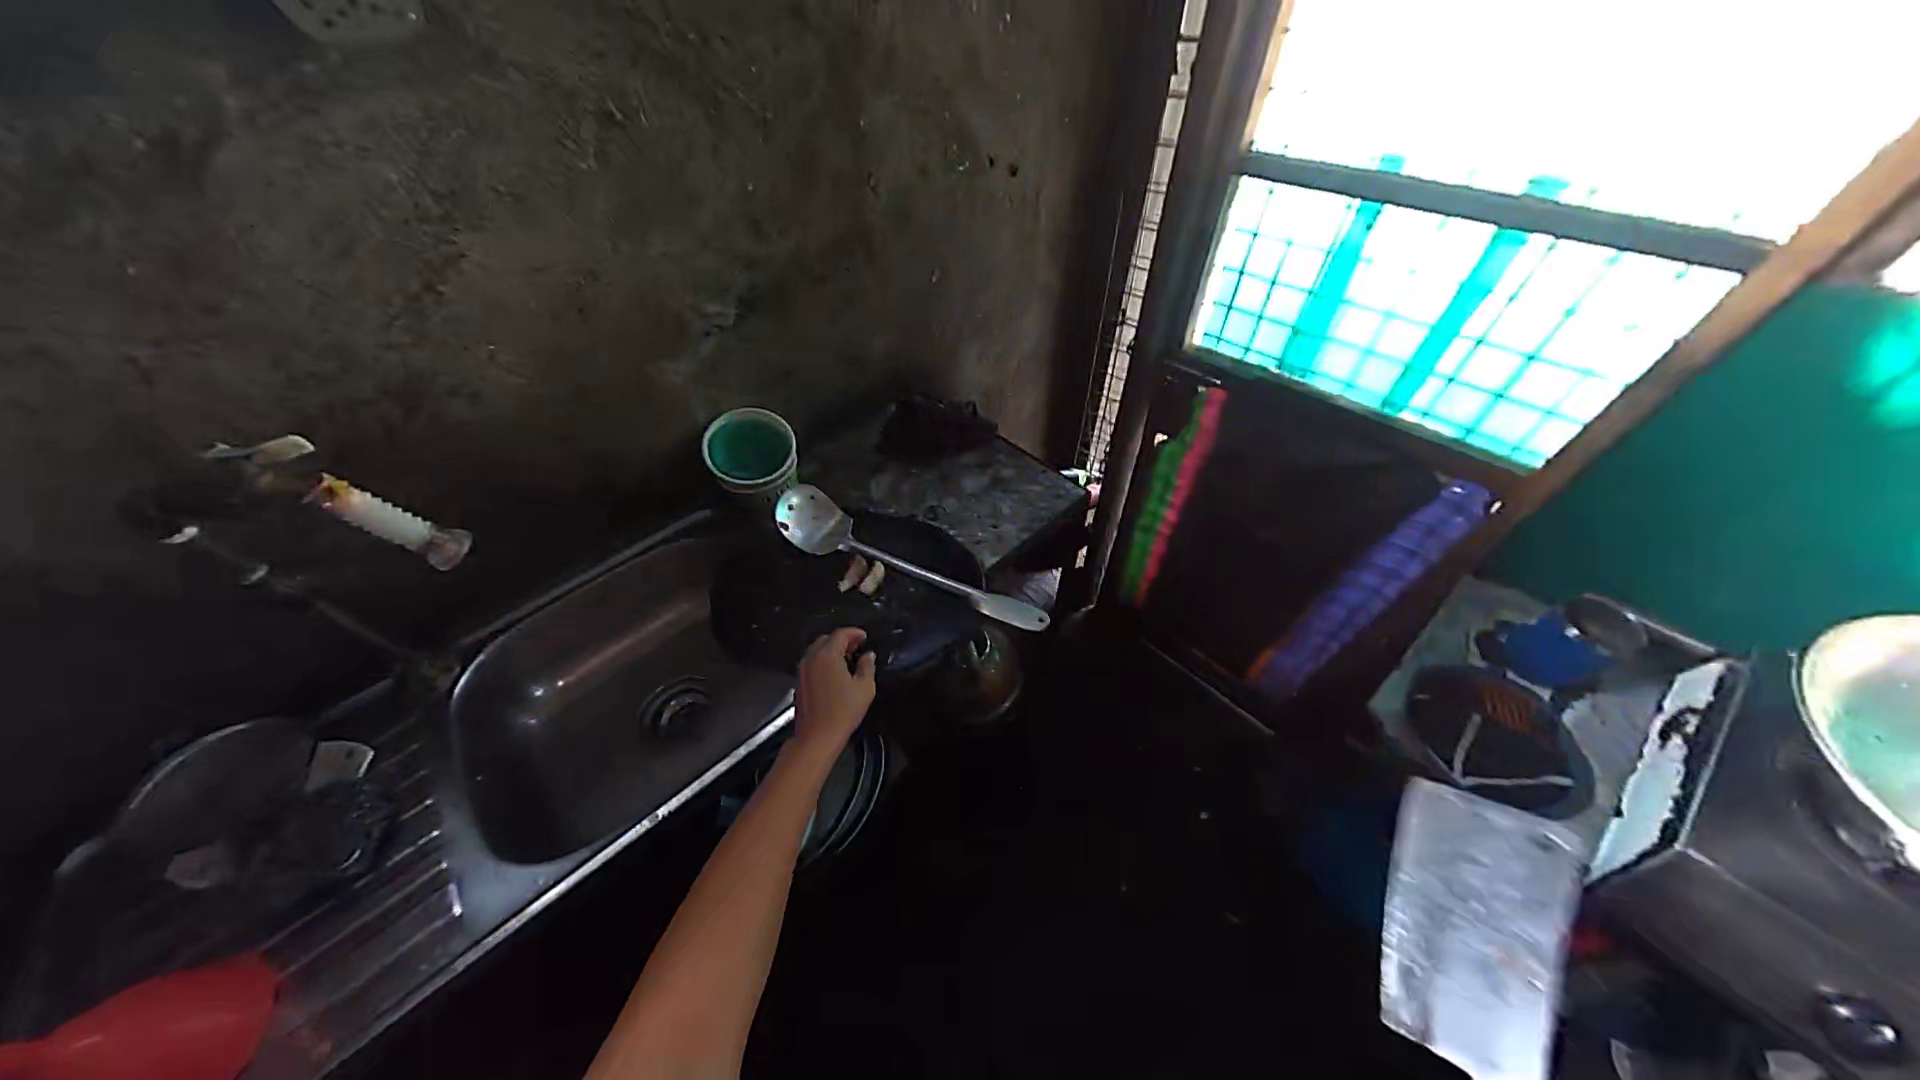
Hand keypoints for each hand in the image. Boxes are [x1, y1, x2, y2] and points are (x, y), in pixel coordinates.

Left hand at [794, 627, 875, 749]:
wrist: (817, 736)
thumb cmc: (842, 712)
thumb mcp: (864, 688)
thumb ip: (867, 666)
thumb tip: (868, 656)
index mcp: (827, 656)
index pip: (840, 634)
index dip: (854, 632)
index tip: (864, 636)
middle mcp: (811, 659)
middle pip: (826, 639)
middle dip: (842, 640)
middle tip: (857, 646)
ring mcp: (803, 671)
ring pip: (817, 651)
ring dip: (832, 650)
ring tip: (847, 659)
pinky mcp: (799, 682)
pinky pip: (812, 663)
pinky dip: (823, 661)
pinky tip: (835, 673)